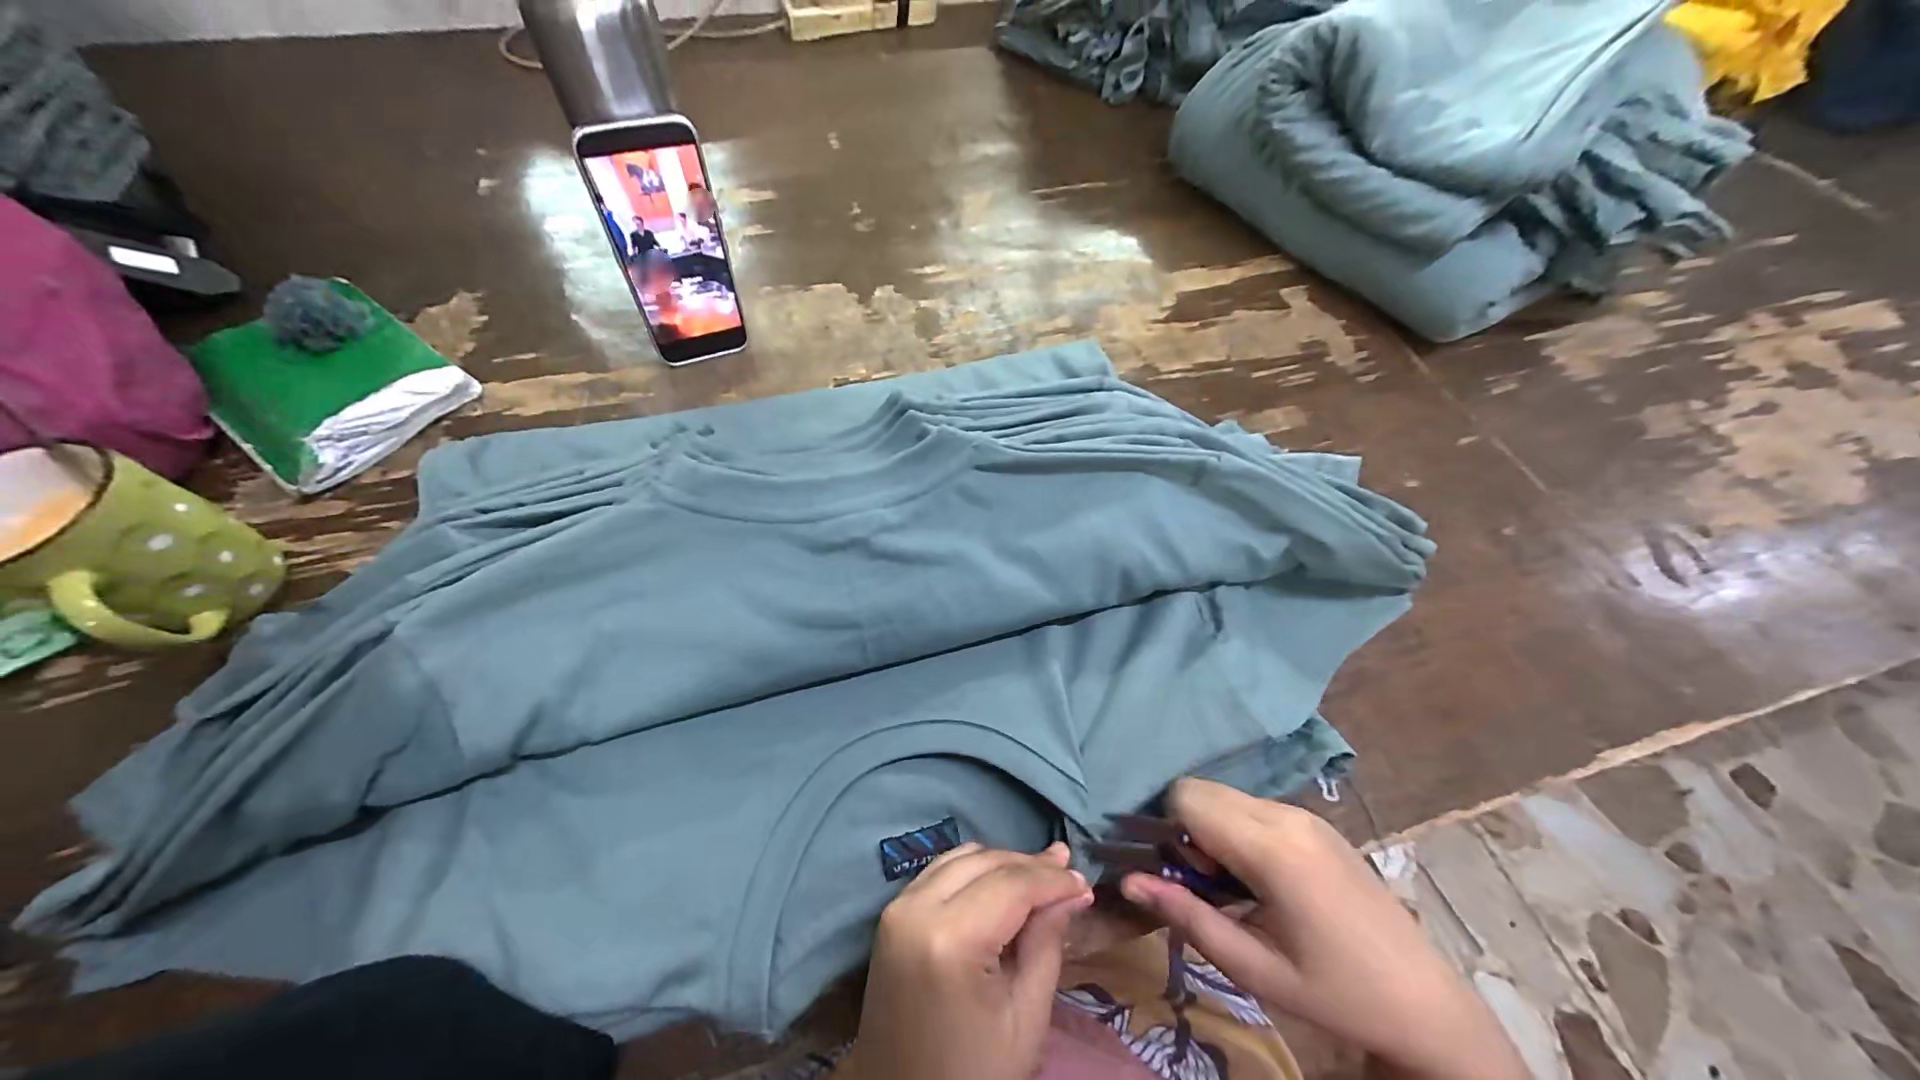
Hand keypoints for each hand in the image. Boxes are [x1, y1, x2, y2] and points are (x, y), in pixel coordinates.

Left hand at [840, 842, 1093, 1079]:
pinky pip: (938, 873)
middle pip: (985, 862)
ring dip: (1001, 864)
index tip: (1085, 881)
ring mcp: (896, 910)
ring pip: (960, 858)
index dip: (1052, 878)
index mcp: (950, 940)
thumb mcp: (1025, 1017)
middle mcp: (915, 910)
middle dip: (1029, 866)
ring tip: (1040, 879)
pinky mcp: (890, 917)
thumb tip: (1071, 889)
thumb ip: (1047, 942)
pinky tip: (1000, 886)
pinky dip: (972, 871)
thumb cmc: (976, 1073)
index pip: (1012, 884)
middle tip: (1068, 875)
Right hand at [1120, 779, 1527, 1079]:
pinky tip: (1260, 879)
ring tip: (1234, 886)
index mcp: (1272, 847)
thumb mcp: (1252, 968)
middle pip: (1201, 789)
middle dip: (1186, 827)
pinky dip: (1236, 829)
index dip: (1169, 832)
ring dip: (1211, 829)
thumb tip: (1126, 880)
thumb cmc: (1334, 993)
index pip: (1186, 798)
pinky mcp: (1316, 822)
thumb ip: (1185, 917)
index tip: (1187, 879)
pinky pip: (1253, 806)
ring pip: (1225, 795)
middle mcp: (1286, 815)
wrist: (1426, 1004)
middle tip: (1208, 885)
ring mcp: (1305, 814)